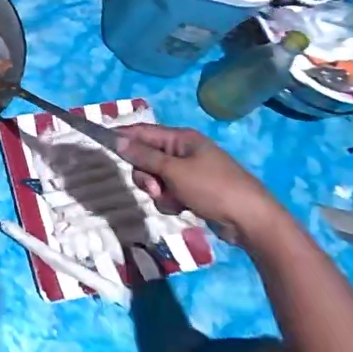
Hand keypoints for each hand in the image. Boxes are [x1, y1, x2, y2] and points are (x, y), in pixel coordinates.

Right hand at [116, 125, 283, 242]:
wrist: (251, 219)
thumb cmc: (213, 188)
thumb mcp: (174, 172)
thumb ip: (144, 157)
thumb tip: (118, 139)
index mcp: (181, 138)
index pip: (143, 131)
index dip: (122, 136)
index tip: (101, 142)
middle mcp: (184, 151)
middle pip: (147, 157)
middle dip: (146, 175)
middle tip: (156, 188)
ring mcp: (189, 172)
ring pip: (156, 178)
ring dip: (159, 192)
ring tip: (175, 201)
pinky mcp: (193, 191)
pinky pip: (169, 192)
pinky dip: (171, 201)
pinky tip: (184, 208)